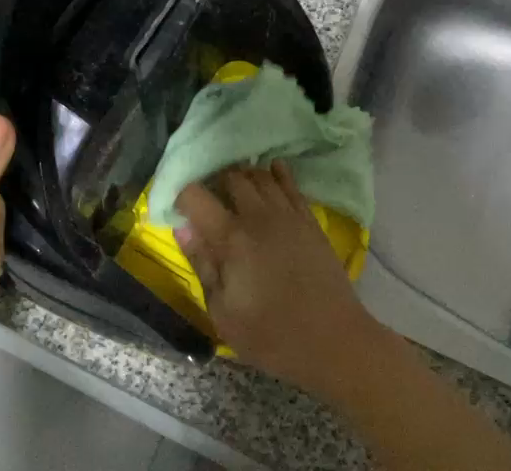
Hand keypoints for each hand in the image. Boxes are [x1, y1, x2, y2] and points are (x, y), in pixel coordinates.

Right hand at [175, 163, 383, 392]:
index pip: (196, 196)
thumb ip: (202, 265)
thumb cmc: (272, 336)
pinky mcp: (310, 220)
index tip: (177, 206)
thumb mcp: (223, 313)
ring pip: (260, 175)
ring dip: (243, 175)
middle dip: (213, 180)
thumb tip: (183, 229)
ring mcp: (288, 214)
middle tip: (207, 198)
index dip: (181, 194)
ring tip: (234, 186)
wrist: (334, 340)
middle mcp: (259, 216)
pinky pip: (290, 183)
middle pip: (230, 176)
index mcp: (231, 239)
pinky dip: (276, 172)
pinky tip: (271, 170)